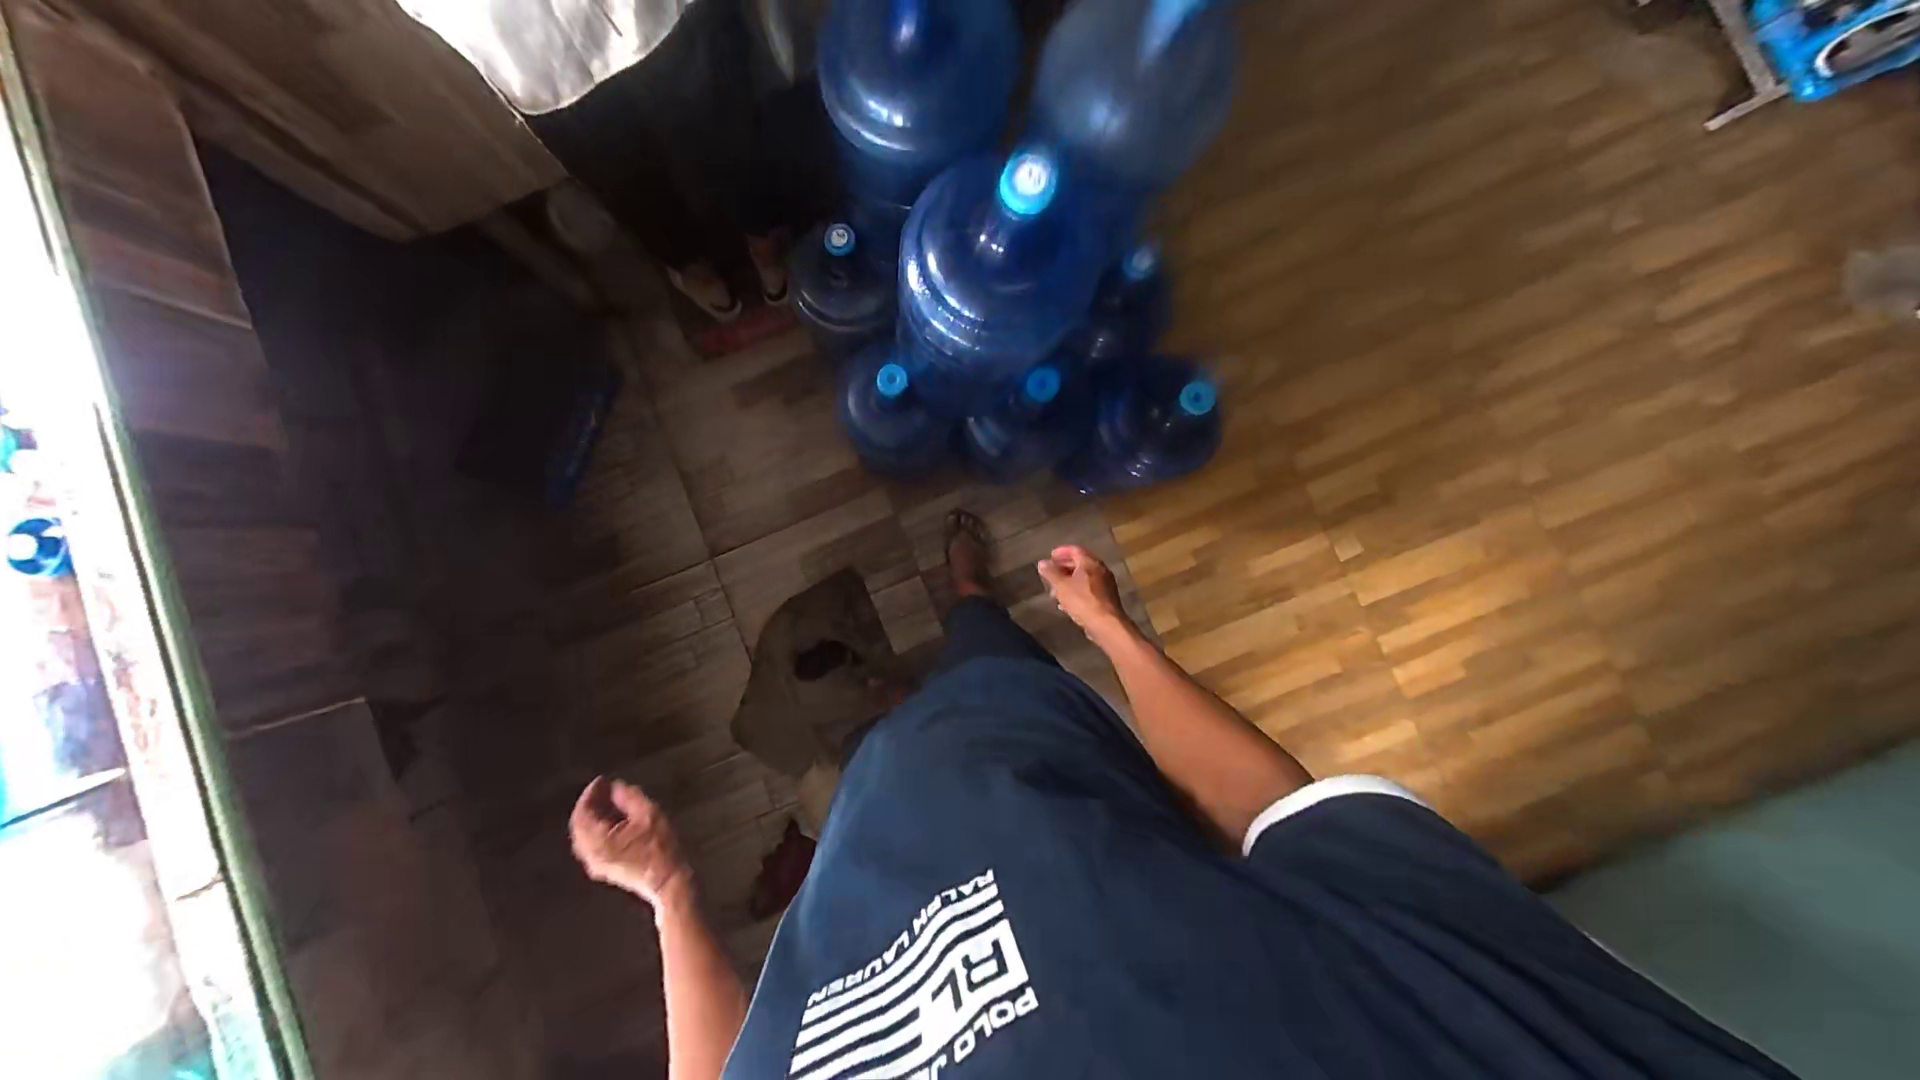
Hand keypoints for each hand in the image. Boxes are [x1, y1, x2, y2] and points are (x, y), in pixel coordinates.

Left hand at [570, 776, 694, 911]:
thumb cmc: (660, 847)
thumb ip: (629, 798)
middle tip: (603, 788)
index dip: (590, 794)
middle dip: (589, 804)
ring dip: (591, 816)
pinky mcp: (602, 868)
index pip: (583, 814)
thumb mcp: (649, 815)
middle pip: (579, 825)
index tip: (601, 780)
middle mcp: (590, 854)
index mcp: (598, 842)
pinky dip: (595, 828)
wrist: (667, 880)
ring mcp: (595, 864)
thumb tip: (614, 787)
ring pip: (583, 835)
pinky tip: (611, 818)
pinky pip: (590, 844)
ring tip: (607, 799)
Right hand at [1037, 545, 1133, 644]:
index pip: (1075, 550)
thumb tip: (1043, 563)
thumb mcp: (1061, 586)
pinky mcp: (1106, 599)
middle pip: (1080, 563)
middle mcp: (1100, 570)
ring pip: (1084, 578)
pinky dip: (1076, 592)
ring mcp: (1105, 584)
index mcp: (1090, 563)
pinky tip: (1067, 603)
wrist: (1107, 624)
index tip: (1050, 556)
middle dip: (1064, 567)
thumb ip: (1051, 573)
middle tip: (1051, 573)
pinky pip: (1089, 590)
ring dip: (1069, 581)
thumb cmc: (1083, 601)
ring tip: (1055, 590)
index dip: (1061, 552)